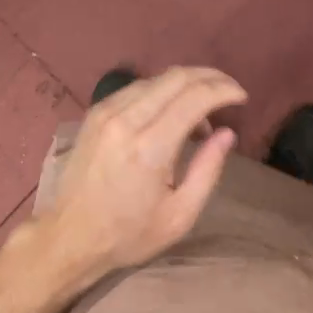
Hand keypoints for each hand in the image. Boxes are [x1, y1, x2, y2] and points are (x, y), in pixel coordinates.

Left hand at [35, 67, 246, 285]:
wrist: (69, 236)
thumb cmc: (129, 234)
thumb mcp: (179, 216)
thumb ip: (208, 170)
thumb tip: (227, 132)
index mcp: (150, 147)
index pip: (194, 97)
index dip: (224, 90)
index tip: (242, 97)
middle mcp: (127, 119)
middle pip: (176, 77)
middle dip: (209, 77)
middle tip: (230, 91)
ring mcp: (107, 111)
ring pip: (156, 78)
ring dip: (186, 84)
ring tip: (202, 110)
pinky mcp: (96, 112)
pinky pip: (137, 87)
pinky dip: (161, 91)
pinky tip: (171, 111)